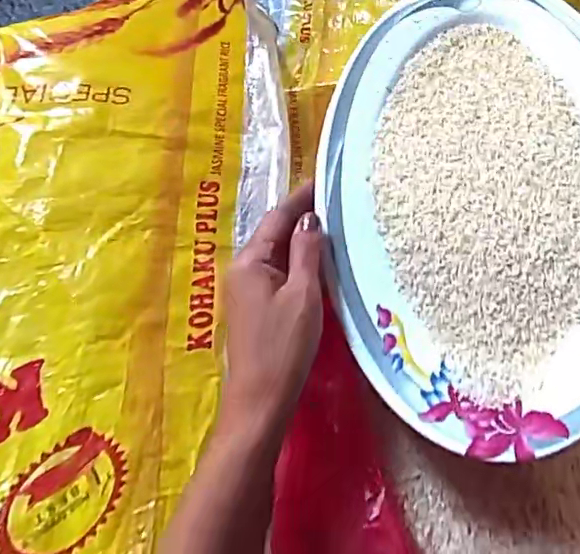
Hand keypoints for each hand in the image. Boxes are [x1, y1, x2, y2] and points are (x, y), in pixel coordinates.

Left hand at [223, 182, 327, 428]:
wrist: (260, 402)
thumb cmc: (284, 346)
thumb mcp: (303, 294)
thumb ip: (307, 251)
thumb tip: (311, 218)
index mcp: (250, 262)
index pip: (278, 217)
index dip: (302, 196)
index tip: (325, 177)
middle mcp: (243, 270)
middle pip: (276, 230)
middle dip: (303, 211)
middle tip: (336, 194)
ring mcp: (248, 288)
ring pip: (278, 249)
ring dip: (302, 233)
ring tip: (334, 217)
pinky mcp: (257, 304)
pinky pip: (280, 267)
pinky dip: (300, 255)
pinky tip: (321, 253)